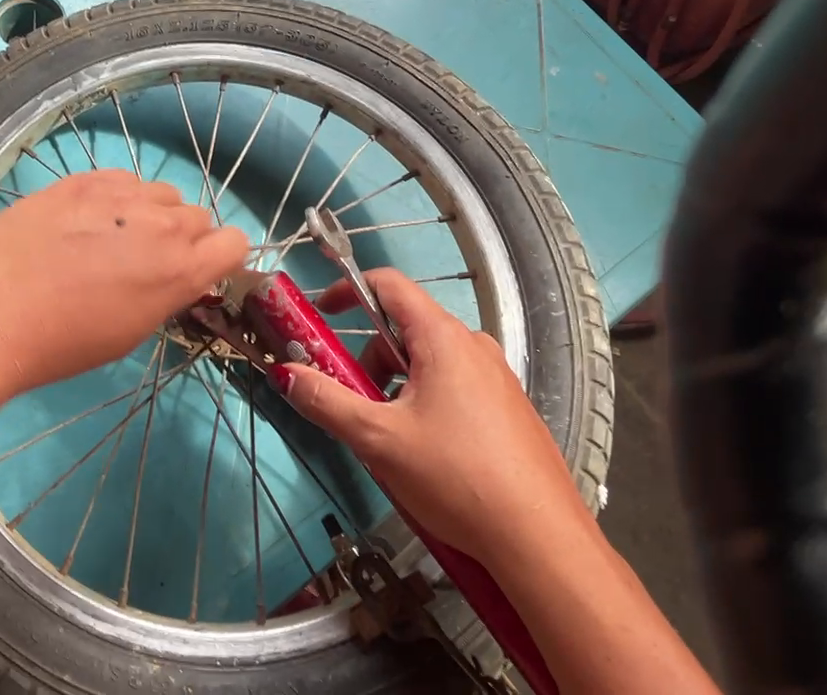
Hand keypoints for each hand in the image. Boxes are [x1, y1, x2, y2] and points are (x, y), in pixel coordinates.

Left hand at [0, 170, 248, 396]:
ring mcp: (120, 196)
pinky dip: (115, 196)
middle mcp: (162, 224)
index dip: (220, 256)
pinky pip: (121, 178)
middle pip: (199, 215)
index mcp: (181, 269)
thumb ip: (166, 292)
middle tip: (145, 259)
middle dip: (183, 236)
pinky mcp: (82, 180)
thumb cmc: (65, 343)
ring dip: (149, 213)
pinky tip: (85, 218)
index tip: (198, 269)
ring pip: (160, 192)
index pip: (235, 242)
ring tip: (112, 236)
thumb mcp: (132, 331)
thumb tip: (173, 274)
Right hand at [271, 269, 589, 558]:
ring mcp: (497, 378)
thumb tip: (284, 373)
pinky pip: (453, 387)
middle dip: (368, 358)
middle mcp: (473, 346)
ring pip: (428, 362)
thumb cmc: (455, 477)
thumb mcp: (378, 440)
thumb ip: (326, 401)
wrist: (541, 541)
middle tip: (349, 400)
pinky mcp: (509, 410)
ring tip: (386, 437)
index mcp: (443, 338)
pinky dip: (423, 402)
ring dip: (394, 386)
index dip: (347, 290)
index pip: (389, 284)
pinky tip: (423, 452)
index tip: (320, 315)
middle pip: (404, 329)